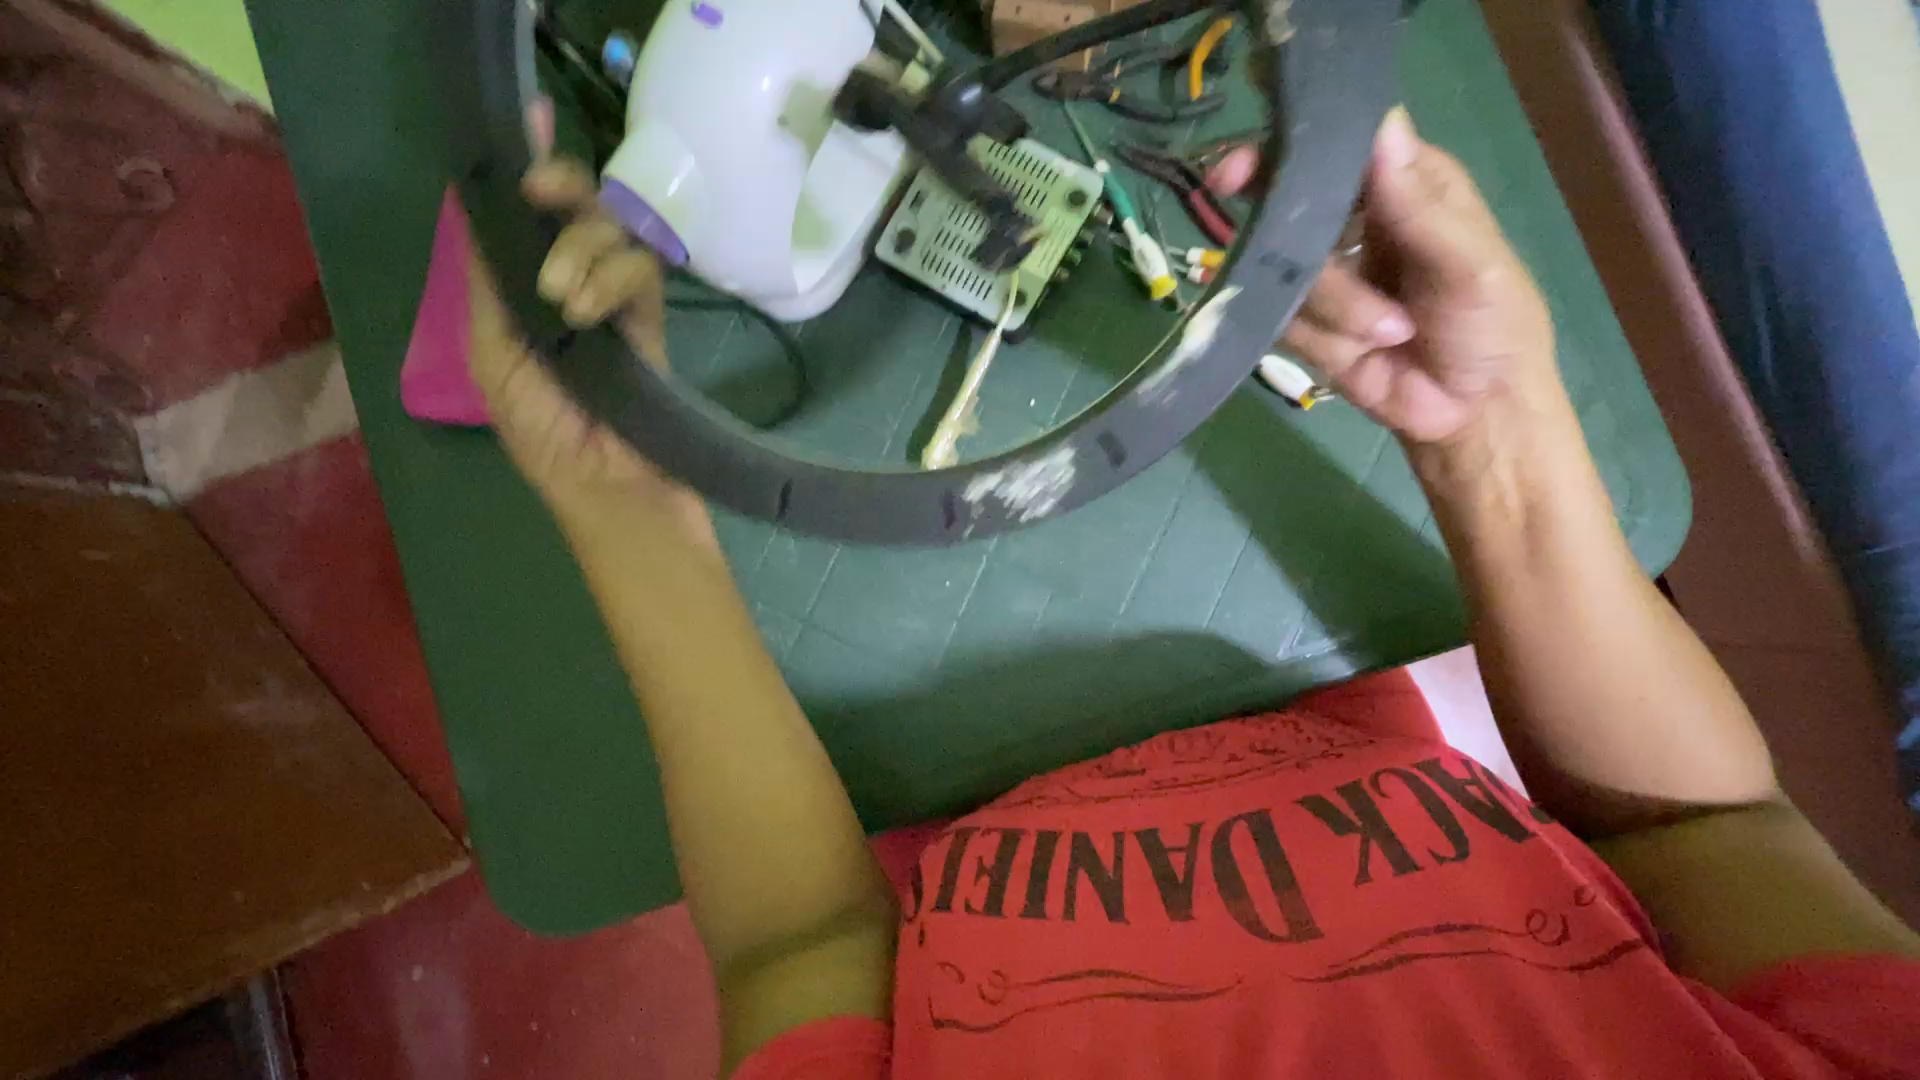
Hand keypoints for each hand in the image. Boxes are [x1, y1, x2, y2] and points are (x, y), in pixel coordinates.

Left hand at [465, 139, 695, 519]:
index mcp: (525, 293)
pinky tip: (589, 310)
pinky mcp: (655, 321)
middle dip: (561, 192)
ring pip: (615, 232)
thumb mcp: (492, 355)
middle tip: (540, 194)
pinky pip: (642, 271)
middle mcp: (573, 287)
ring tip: (563, 299)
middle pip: (580, 210)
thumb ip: (487, 281)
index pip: (529, 217)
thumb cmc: (544, 434)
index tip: (529, 124)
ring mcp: (618, 303)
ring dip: (583, 249)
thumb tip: (472, 202)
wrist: (611, 487)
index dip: (529, 171)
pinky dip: (614, 276)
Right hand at [1211, 108, 1560, 446]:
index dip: (1290, 151)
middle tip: (1237, 231)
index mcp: (1404, 188)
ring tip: (1392, 333)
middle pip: (1291, 210)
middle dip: (1277, 229)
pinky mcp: (1305, 327)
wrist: (1472, 412)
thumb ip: (1420, 204)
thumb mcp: (1471, 262)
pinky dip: (1323, 338)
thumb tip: (1382, 127)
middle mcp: (1355, 226)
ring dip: (1338, 308)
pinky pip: (1284, 322)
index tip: (1242, 167)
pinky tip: (1360, 353)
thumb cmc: (1494, 325)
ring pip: (1287, 276)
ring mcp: (1326, 279)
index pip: (1339, 152)